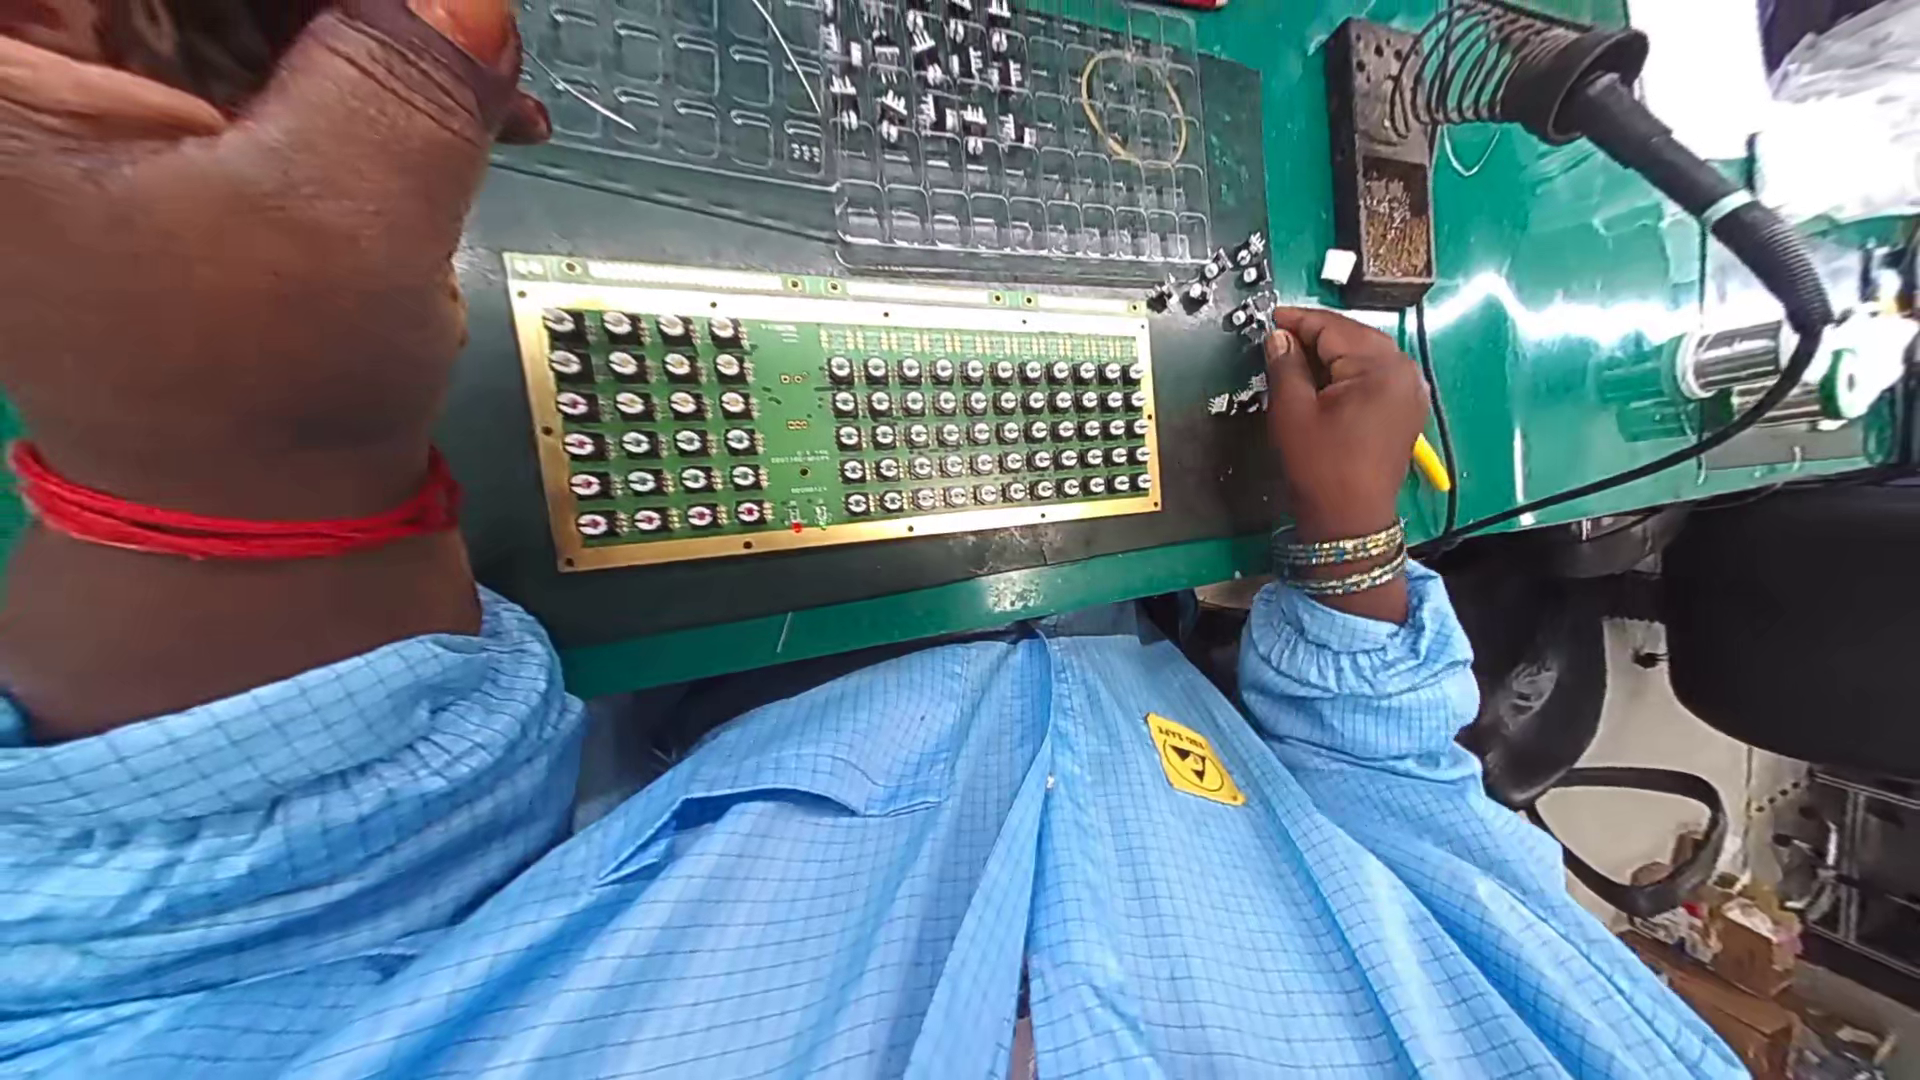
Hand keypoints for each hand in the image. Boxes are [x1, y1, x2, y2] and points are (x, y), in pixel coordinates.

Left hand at [0, 1, 549, 737]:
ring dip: (399, 43)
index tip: (450, 22)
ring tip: (501, 102)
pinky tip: (476, 117)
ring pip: (268, 5)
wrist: (270, 479)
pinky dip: (393, 82)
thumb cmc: (273, 373)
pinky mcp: (188, 115)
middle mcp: (23, 37)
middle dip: (374, 12)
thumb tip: (476, 3)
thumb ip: (403, 95)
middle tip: (483, 52)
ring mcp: (98, 69)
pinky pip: (295, 54)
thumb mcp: (345, 229)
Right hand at [1266, 307, 1429, 542]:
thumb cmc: (1318, 464)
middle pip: (1354, 337)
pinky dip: (1346, 373)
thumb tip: (1279, 338)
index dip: (1299, 320)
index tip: (1271, 317)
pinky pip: (1374, 376)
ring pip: (1364, 356)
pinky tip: (1322, 382)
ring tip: (1294, 360)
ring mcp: (1410, 391)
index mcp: (1380, 366)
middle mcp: (1405, 370)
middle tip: (1278, 340)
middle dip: (1315, 336)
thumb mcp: (1292, 412)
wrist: (1348, 516)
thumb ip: (1286, 367)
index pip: (1335, 327)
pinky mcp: (1405, 409)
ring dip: (1330, 355)